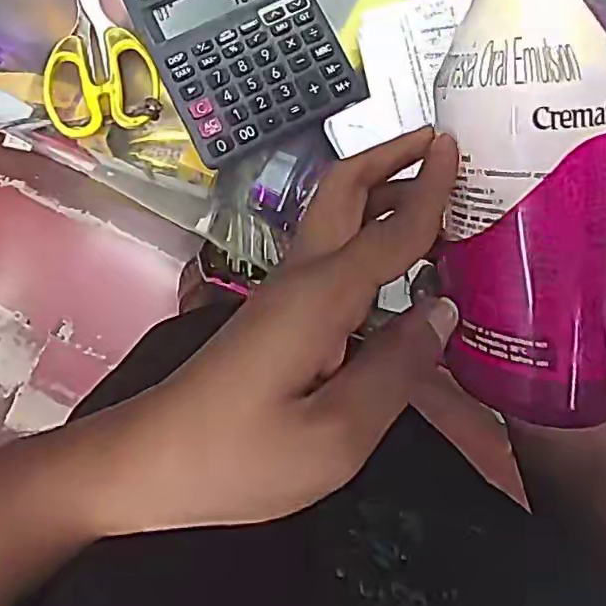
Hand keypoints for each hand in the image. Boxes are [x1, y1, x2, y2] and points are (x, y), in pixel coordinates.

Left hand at [85, 129, 460, 534]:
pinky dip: (368, 240)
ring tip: (433, 199)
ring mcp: (281, 293)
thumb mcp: (336, 434)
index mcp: (318, 298)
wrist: (151, 459)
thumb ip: (396, 368)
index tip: (454, 146)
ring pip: (334, 221)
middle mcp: (298, 279)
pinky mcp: (274, 315)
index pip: (390, 231)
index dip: (430, 189)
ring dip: (380, 196)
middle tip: (436, 146)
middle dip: (388, 160)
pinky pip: (330, 257)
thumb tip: (441, 310)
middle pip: (342, 193)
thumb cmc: (238, 457)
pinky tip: (395, 268)